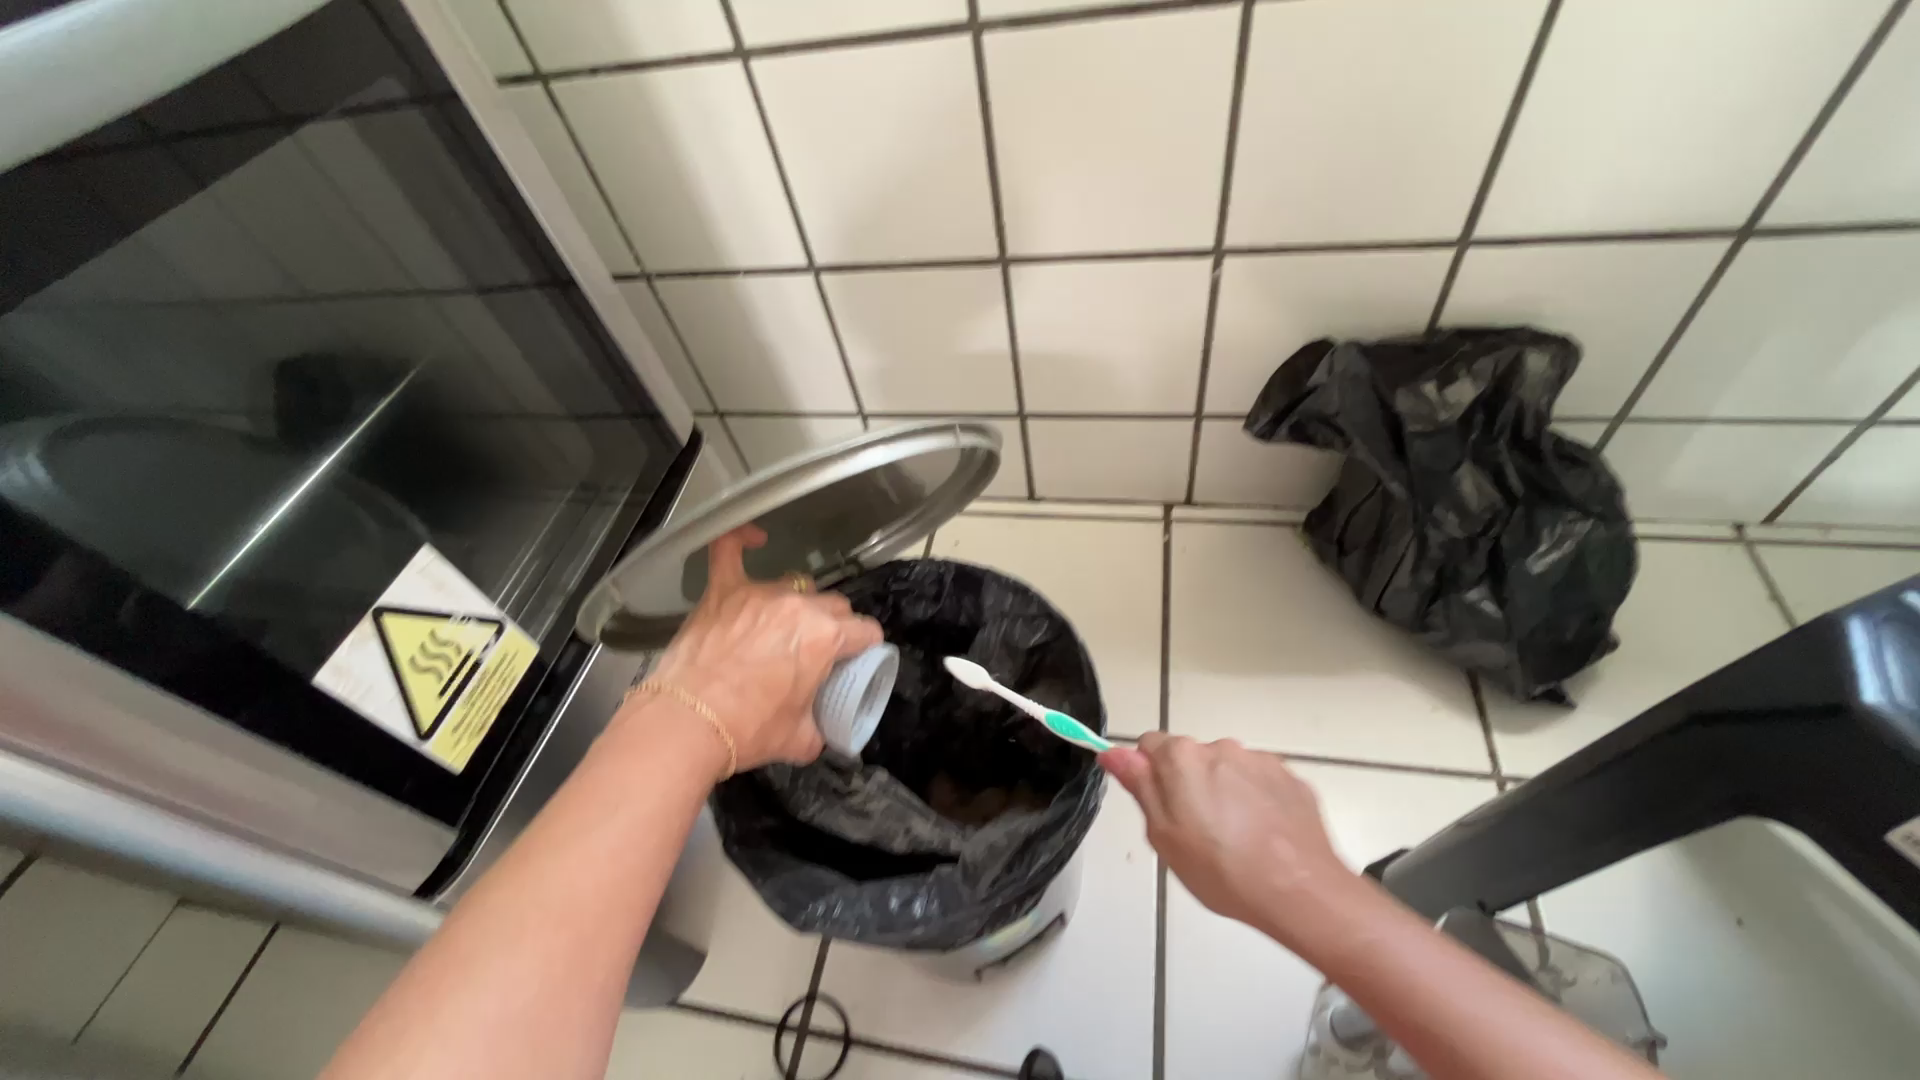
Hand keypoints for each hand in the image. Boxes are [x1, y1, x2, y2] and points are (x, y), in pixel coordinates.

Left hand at [637, 524, 882, 771]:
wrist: (686, 724)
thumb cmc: (747, 731)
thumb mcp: (800, 740)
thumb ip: (821, 729)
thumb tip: (822, 732)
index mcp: (826, 638)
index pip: (866, 631)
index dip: (866, 647)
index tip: (857, 659)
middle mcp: (798, 606)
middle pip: (834, 604)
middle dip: (835, 626)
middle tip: (819, 652)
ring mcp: (759, 594)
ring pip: (796, 585)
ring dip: (798, 604)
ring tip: (784, 628)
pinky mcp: (723, 592)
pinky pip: (730, 551)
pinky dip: (741, 540)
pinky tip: (753, 539)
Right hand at [1100, 734, 1354, 944]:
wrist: (1300, 891)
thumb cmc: (1220, 869)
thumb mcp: (1163, 835)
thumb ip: (1139, 786)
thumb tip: (1112, 753)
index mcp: (1182, 758)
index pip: (1149, 746)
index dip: (1149, 775)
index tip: (1159, 809)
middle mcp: (1221, 747)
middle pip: (1191, 758)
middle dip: (1188, 785)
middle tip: (1195, 833)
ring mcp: (1260, 761)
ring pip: (1228, 770)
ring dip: (1224, 792)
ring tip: (1235, 840)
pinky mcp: (1291, 778)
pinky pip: (1261, 783)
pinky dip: (1256, 801)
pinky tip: (1263, 837)